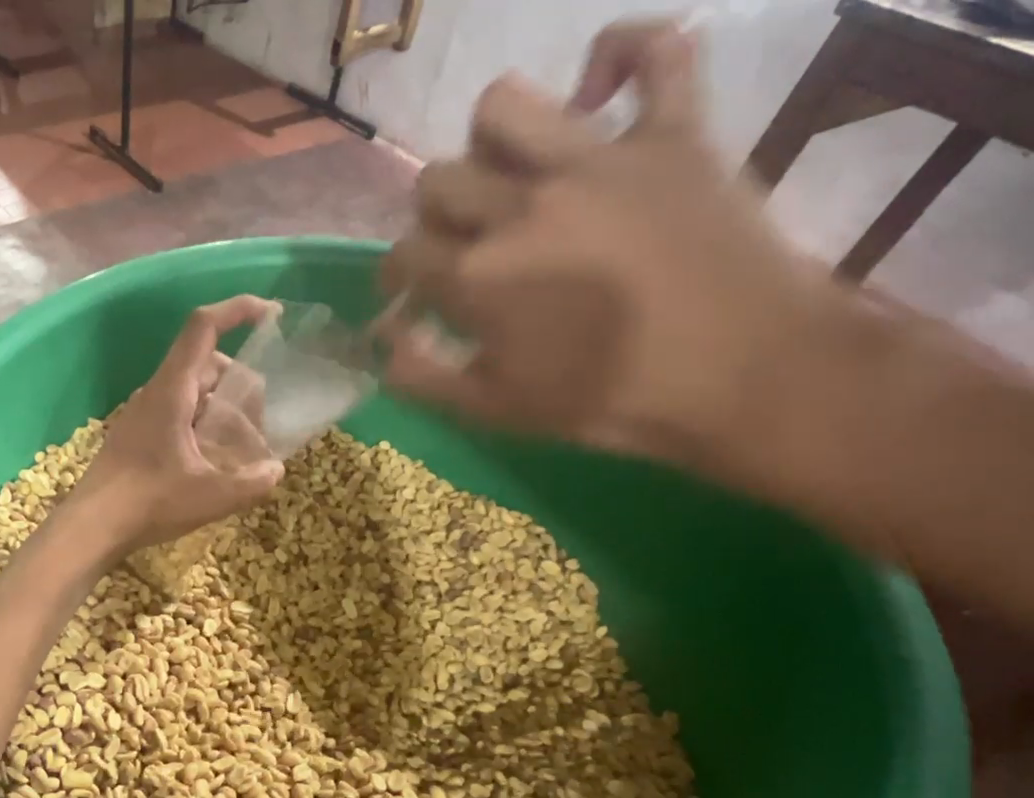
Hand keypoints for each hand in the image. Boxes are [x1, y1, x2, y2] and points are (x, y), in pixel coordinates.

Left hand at [71, 295, 285, 553]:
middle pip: (206, 364)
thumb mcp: (212, 496)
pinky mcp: (137, 435)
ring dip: (223, 409)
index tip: (273, 314)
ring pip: (193, 392)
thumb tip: (275, 469)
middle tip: (262, 423)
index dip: (239, 310)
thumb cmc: (149, 502)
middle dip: (241, 384)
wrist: (92, 526)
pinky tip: (214, 463)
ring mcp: (143, 413)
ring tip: (243, 449)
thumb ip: (252, 481)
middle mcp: (156, 392)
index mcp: (172, 389)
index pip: (204, 327)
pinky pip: (179, 414)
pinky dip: (203, 425)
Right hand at [378, 19, 853, 471]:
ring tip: (513, 172)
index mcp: (479, 277)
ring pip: (504, 104)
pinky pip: (657, 51)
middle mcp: (523, 207)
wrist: (753, 377)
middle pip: (437, 180)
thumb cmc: (617, 403)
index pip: (403, 255)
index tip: (416, 296)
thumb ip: (421, 375)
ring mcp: (599, 162)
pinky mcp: (675, 135)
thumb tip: (381, 335)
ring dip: (491, 139)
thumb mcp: (497, 410)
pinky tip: (599, 87)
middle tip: (468, 245)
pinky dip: (623, 52)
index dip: (400, 278)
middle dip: (437, 218)